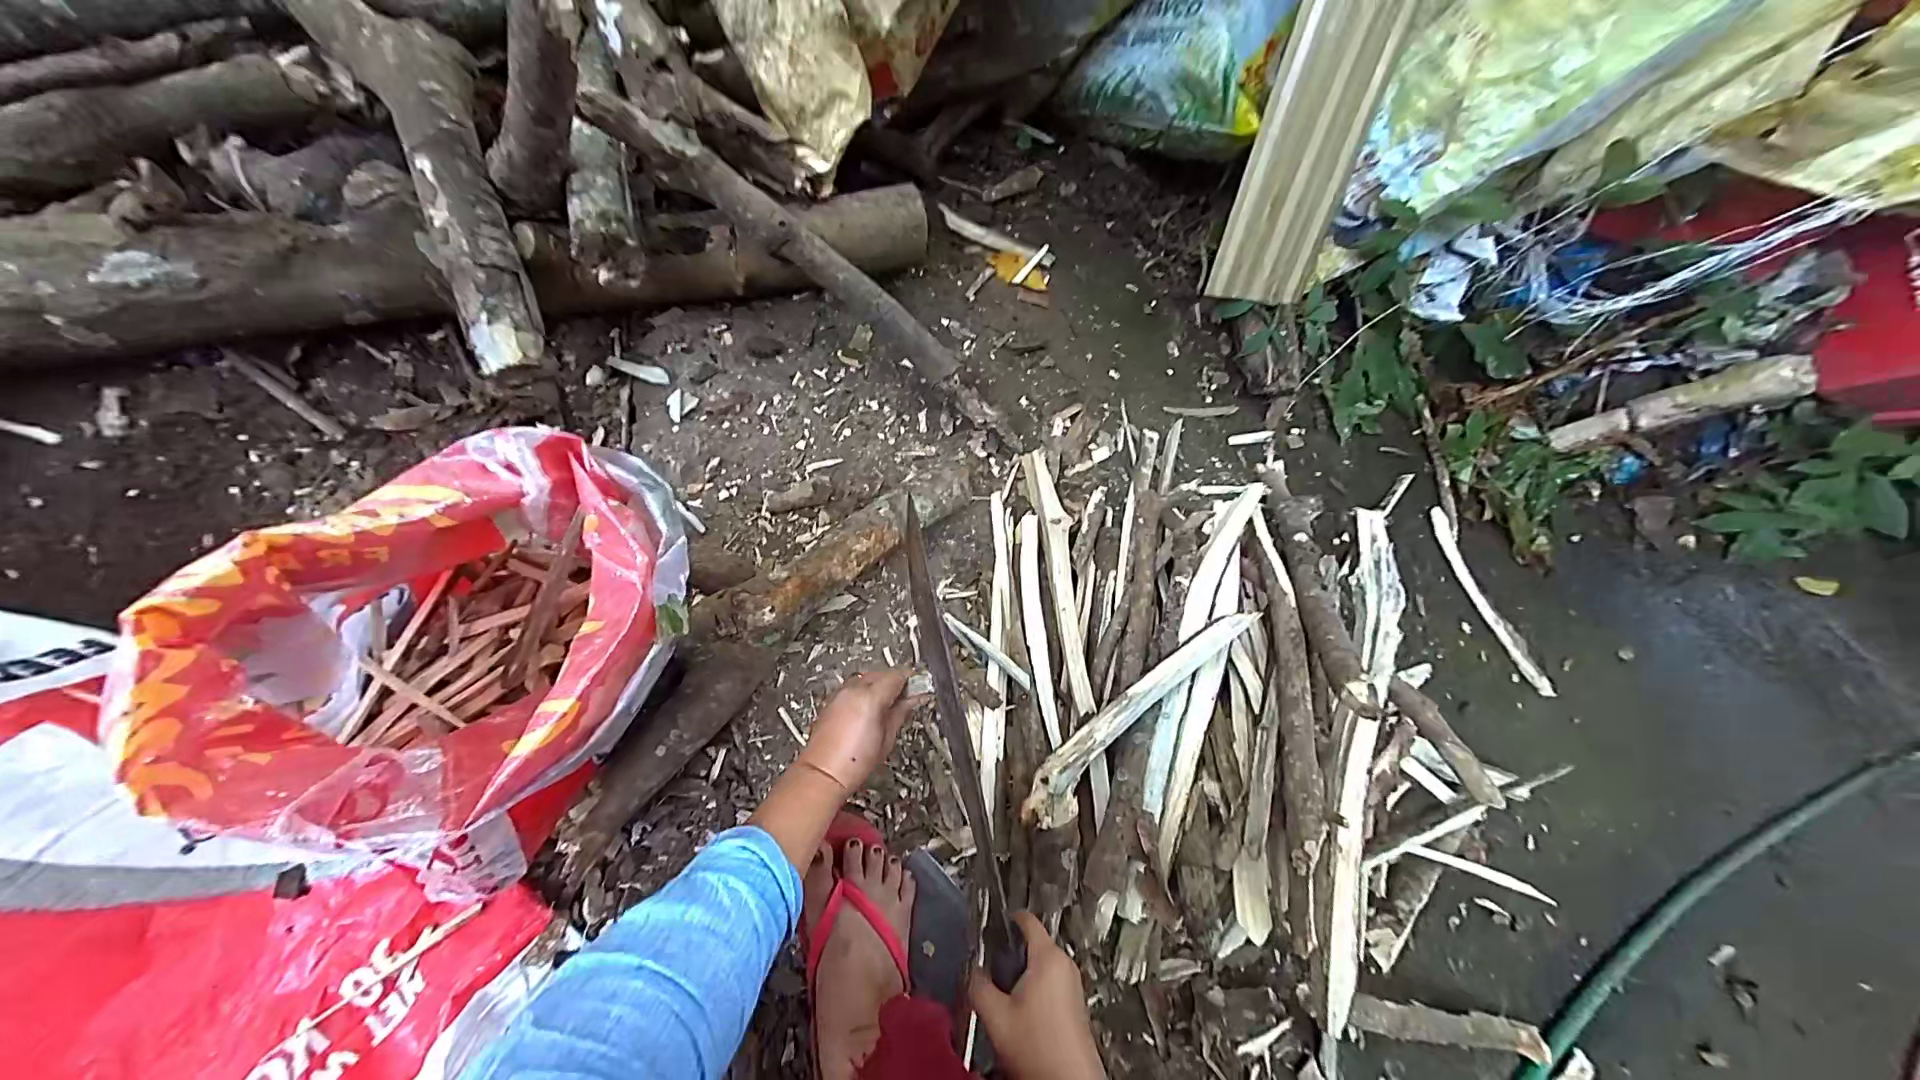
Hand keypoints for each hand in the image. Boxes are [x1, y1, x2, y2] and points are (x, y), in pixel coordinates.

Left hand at [796, 669, 917, 795]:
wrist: (823, 774)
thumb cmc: (854, 763)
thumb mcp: (888, 738)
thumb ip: (901, 712)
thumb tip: (912, 699)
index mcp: (871, 696)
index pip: (897, 676)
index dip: (910, 681)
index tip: (918, 689)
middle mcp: (854, 689)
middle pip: (882, 674)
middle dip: (895, 683)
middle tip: (906, 699)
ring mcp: (840, 693)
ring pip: (866, 678)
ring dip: (878, 686)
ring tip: (886, 707)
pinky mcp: (831, 700)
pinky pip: (853, 688)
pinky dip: (863, 693)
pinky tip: (868, 711)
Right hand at [969, 912, 1105, 1079]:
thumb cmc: (1039, 1049)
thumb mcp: (996, 1015)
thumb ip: (978, 985)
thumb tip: (972, 973)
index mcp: (1048, 956)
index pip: (1026, 919)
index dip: (1006, 919)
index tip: (991, 927)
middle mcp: (1064, 964)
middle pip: (1031, 944)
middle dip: (1009, 956)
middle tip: (990, 972)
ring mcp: (1072, 984)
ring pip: (1040, 966)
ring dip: (1020, 976)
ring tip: (1004, 998)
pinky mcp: (1074, 1004)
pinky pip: (1050, 983)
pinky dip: (1034, 991)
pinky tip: (1021, 1014)